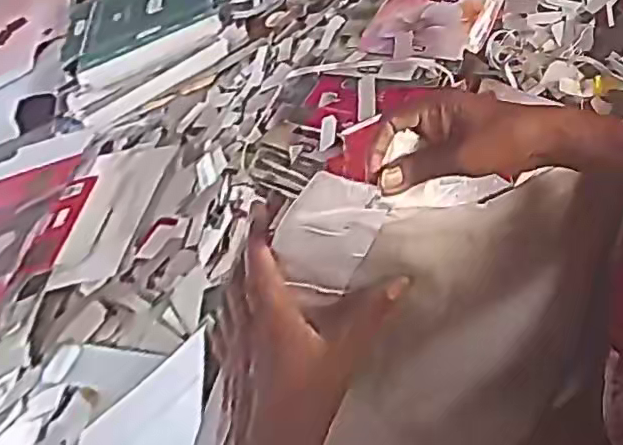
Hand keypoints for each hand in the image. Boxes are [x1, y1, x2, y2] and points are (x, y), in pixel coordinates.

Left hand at [225, 237, 407, 444]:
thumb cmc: (294, 412)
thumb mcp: (343, 355)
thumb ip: (371, 315)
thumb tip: (396, 284)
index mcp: (270, 319)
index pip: (259, 266)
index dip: (260, 234)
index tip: (264, 210)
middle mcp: (245, 331)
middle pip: (236, 280)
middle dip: (247, 248)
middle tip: (257, 226)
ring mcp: (233, 352)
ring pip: (227, 301)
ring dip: (237, 275)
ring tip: (249, 260)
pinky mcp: (229, 371)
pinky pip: (226, 326)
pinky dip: (233, 306)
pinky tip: (242, 313)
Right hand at [369, 90, 568, 194]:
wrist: (545, 139)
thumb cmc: (511, 135)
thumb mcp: (458, 155)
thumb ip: (420, 166)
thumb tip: (388, 177)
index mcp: (440, 103)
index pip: (394, 118)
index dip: (378, 144)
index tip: (373, 170)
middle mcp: (446, 109)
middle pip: (404, 131)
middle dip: (391, 155)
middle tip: (382, 181)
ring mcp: (456, 124)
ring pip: (419, 143)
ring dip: (408, 163)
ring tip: (400, 185)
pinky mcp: (466, 138)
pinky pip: (436, 151)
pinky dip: (426, 165)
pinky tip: (425, 180)